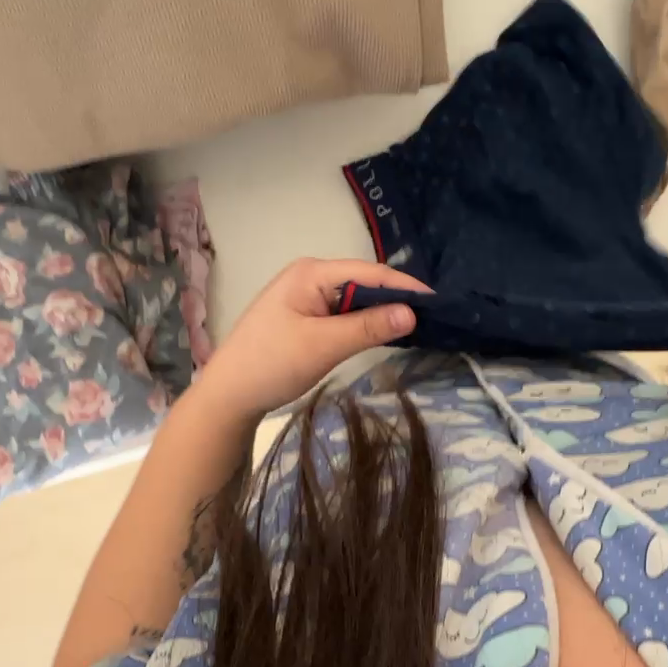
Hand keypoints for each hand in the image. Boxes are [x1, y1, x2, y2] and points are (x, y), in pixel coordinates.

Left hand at [187, 257, 430, 418]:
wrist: (229, 394)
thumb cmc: (271, 364)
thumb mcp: (323, 346)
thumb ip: (368, 327)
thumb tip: (413, 314)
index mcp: (311, 273)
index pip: (370, 272)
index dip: (405, 287)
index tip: (438, 303)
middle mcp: (310, 276)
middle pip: (364, 283)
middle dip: (396, 299)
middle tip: (433, 318)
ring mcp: (305, 297)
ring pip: (355, 300)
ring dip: (381, 312)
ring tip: (416, 326)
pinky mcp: (304, 317)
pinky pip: (343, 313)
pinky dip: (364, 323)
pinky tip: (382, 334)